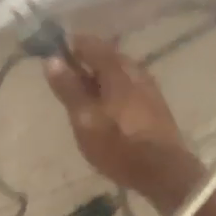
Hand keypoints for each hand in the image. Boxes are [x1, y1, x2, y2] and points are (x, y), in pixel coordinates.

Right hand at [43, 35, 202, 204]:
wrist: (164, 172)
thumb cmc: (118, 145)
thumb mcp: (84, 118)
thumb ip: (68, 88)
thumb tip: (52, 58)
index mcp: (117, 68)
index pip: (89, 43)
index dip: (68, 46)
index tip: (52, 56)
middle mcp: (136, 70)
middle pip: (106, 57)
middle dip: (84, 64)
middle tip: (64, 81)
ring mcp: (149, 87)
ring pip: (118, 74)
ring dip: (98, 80)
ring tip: (82, 98)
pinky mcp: (155, 105)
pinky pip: (127, 88)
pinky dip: (111, 92)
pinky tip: (105, 110)